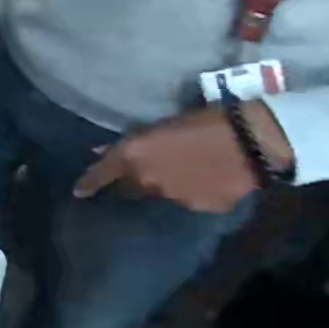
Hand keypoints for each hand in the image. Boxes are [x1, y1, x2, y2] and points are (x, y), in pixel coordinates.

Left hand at [73, 102, 292, 214]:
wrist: (250, 141)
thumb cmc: (204, 118)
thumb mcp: (164, 124)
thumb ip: (134, 143)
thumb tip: (104, 151)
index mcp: (135, 155)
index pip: (103, 173)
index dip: (89, 182)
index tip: (78, 191)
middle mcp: (148, 181)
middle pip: (131, 186)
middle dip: (131, 180)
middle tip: (141, 168)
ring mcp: (173, 198)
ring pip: (160, 193)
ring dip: (163, 183)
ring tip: (182, 168)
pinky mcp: (199, 208)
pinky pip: (188, 199)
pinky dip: (191, 190)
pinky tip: (206, 177)